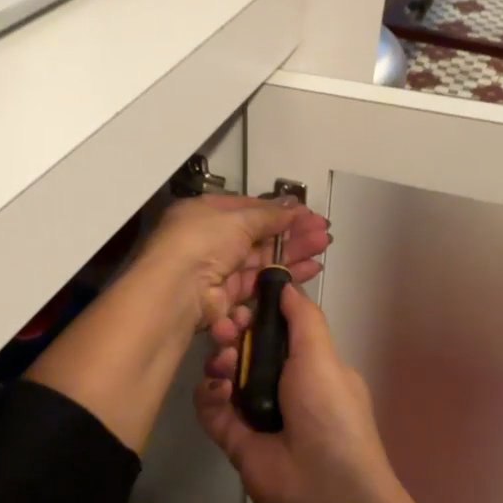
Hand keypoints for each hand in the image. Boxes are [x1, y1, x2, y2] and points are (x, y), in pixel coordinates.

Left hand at [138, 195, 329, 343]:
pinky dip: (284, 274)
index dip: (279, 211)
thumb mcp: (237, 219)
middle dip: (293, 233)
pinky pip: (260, 282)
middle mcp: (210, 240)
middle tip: (324, 232)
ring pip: (262, 259)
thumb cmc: (202, 242)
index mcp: (205, 213)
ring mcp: (218, 269)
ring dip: (294, 252)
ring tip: (323, 247)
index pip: (248, 209)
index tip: (308, 214)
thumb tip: (293, 205)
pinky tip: (310, 269)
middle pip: (259, 235)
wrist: (178, 291)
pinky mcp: (226, 297)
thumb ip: (269, 215)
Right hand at [195, 283, 396, 502]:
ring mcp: (257, 413)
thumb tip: (286, 285)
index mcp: (311, 367)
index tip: (244, 303)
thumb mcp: (322, 355)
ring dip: (220, 361)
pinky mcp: (234, 438)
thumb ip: (302, 318)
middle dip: (233, 334)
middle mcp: (283, 387)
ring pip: (226, 374)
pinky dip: (208, 394)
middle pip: (246, 349)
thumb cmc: (329, 412)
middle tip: (226, 331)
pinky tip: (217, 389)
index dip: (258, 314)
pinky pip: (211, 408)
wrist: (323, 487)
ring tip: (224, 365)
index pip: (277, 330)